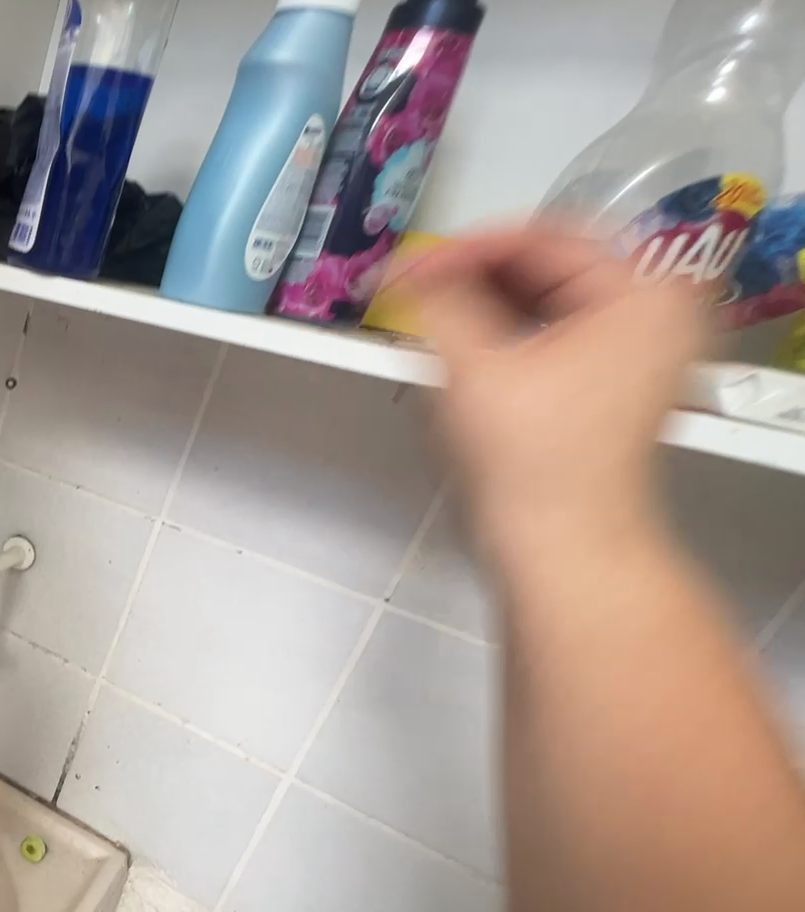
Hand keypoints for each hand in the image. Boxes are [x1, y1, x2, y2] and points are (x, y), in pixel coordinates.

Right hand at [401, 225, 709, 568]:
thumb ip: (440, 304)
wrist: (554, 532)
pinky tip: (449, 340)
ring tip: (418, 311)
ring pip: (539, 297)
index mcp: (642, 296)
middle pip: (544, 264)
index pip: (544, 237)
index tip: (405, 264)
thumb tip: (406, 271)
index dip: (465, 247)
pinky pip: (540, 330)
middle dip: (467, 273)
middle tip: (405, 286)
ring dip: (473, 300)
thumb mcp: (475, 366)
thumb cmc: (531, 456)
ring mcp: (626, 349)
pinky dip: (491, 329)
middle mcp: (649, 313)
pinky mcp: (597, 379)